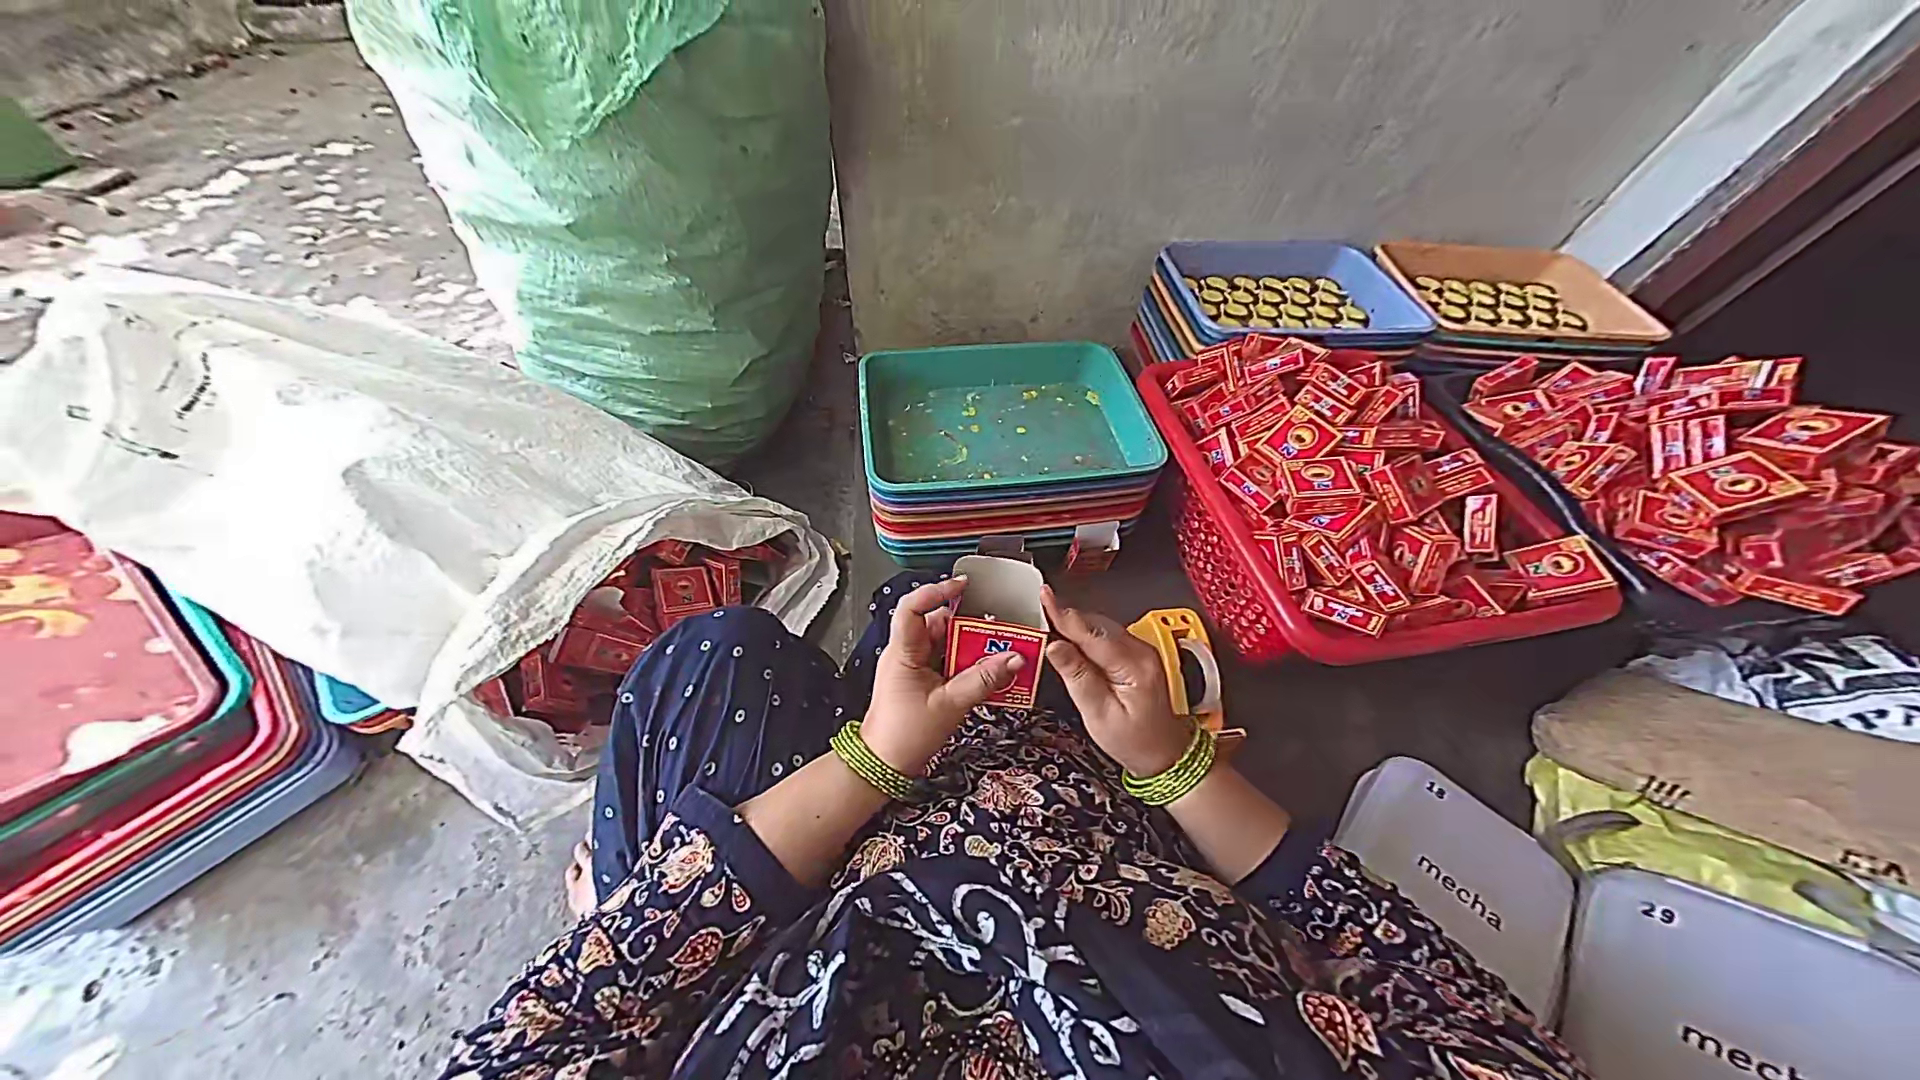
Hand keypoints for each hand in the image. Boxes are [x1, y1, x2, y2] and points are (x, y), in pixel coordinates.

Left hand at [861, 577, 1024, 775]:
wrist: (884, 764)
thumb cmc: (904, 736)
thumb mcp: (950, 705)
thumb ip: (984, 680)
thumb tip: (1014, 659)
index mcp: (903, 652)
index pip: (913, 607)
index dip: (937, 591)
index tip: (963, 586)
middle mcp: (905, 652)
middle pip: (937, 623)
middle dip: (968, 623)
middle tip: (997, 628)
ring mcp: (912, 665)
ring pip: (945, 641)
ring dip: (970, 644)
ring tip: (997, 650)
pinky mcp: (920, 677)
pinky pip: (946, 659)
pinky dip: (966, 661)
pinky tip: (986, 668)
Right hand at [1042, 587, 1192, 776]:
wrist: (1165, 754)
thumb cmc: (1134, 741)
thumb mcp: (1098, 714)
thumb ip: (1076, 676)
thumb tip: (1054, 646)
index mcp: (1133, 665)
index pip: (1091, 633)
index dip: (1064, 614)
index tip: (1045, 596)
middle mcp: (1141, 651)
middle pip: (1095, 625)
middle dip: (1066, 617)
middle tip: (1038, 612)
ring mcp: (1141, 651)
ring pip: (1100, 627)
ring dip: (1075, 625)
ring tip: (1048, 623)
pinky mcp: (1137, 654)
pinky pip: (1107, 636)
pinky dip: (1086, 634)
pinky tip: (1071, 638)